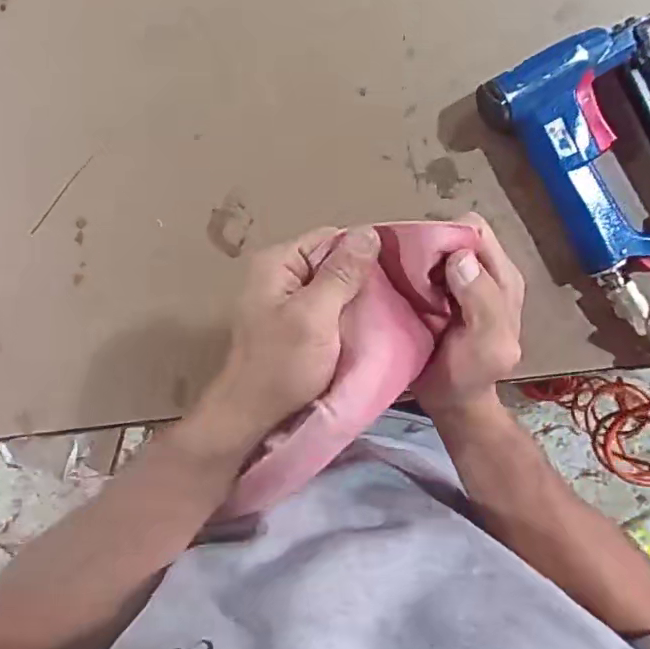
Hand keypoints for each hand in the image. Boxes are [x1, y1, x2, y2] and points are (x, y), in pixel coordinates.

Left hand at [187, 224, 380, 450]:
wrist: (251, 417)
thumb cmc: (281, 365)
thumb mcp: (315, 315)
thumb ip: (341, 274)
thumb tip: (368, 231)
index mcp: (277, 262)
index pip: (330, 238)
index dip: (364, 251)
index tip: (397, 271)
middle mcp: (279, 275)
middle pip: (333, 261)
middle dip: (363, 277)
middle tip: (398, 296)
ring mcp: (285, 302)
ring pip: (334, 288)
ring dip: (358, 300)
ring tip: (389, 311)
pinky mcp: (295, 326)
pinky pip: (328, 309)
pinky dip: (347, 317)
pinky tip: (368, 327)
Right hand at [414, 212, 524, 413]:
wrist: (451, 402)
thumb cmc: (472, 375)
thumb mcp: (488, 344)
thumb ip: (483, 301)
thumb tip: (460, 257)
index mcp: (501, 276)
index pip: (473, 230)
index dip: (447, 239)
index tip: (425, 267)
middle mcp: (479, 270)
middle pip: (448, 236)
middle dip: (425, 250)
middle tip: (408, 281)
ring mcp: (454, 280)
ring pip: (428, 251)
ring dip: (410, 264)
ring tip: (400, 288)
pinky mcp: (431, 291)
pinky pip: (414, 269)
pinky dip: (403, 276)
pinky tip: (395, 292)